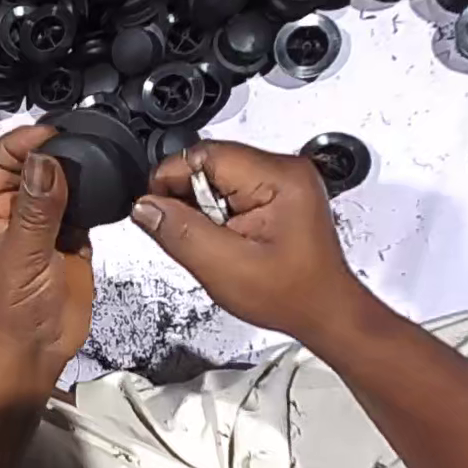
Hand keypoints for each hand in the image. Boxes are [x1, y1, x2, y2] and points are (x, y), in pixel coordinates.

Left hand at [0, 125, 94, 402]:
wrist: (36, 352)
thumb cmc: (10, 315)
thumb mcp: (22, 256)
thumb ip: (36, 209)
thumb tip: (44, 162)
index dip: (20, 143)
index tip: (49, 135)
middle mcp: (17, 216)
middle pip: (31, 166)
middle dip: (51, 150)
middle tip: (76, 143)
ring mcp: (45, 228)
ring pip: (59, 186)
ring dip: (74, 174)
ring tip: (92, 162)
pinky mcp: (71, 243)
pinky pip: (82, 210)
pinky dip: (93, 200)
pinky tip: (102, 194)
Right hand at [133, 140, 373, 344]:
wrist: (322, 313)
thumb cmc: (291, 294)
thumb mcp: (222, 267)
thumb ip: (178, 232)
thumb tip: (144, 207)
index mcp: (278, 178)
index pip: (203, 154)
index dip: (170, 180)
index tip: (157, 209)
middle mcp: (284, 170)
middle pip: (208, 165)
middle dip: (188, 201)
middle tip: (196, 236)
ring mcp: (282, 182)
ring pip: (216, 180)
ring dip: (204, 212)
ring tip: (218, 243)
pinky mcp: (277, 196)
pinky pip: (229, 194)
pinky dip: (217, 218)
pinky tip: (228, 242)